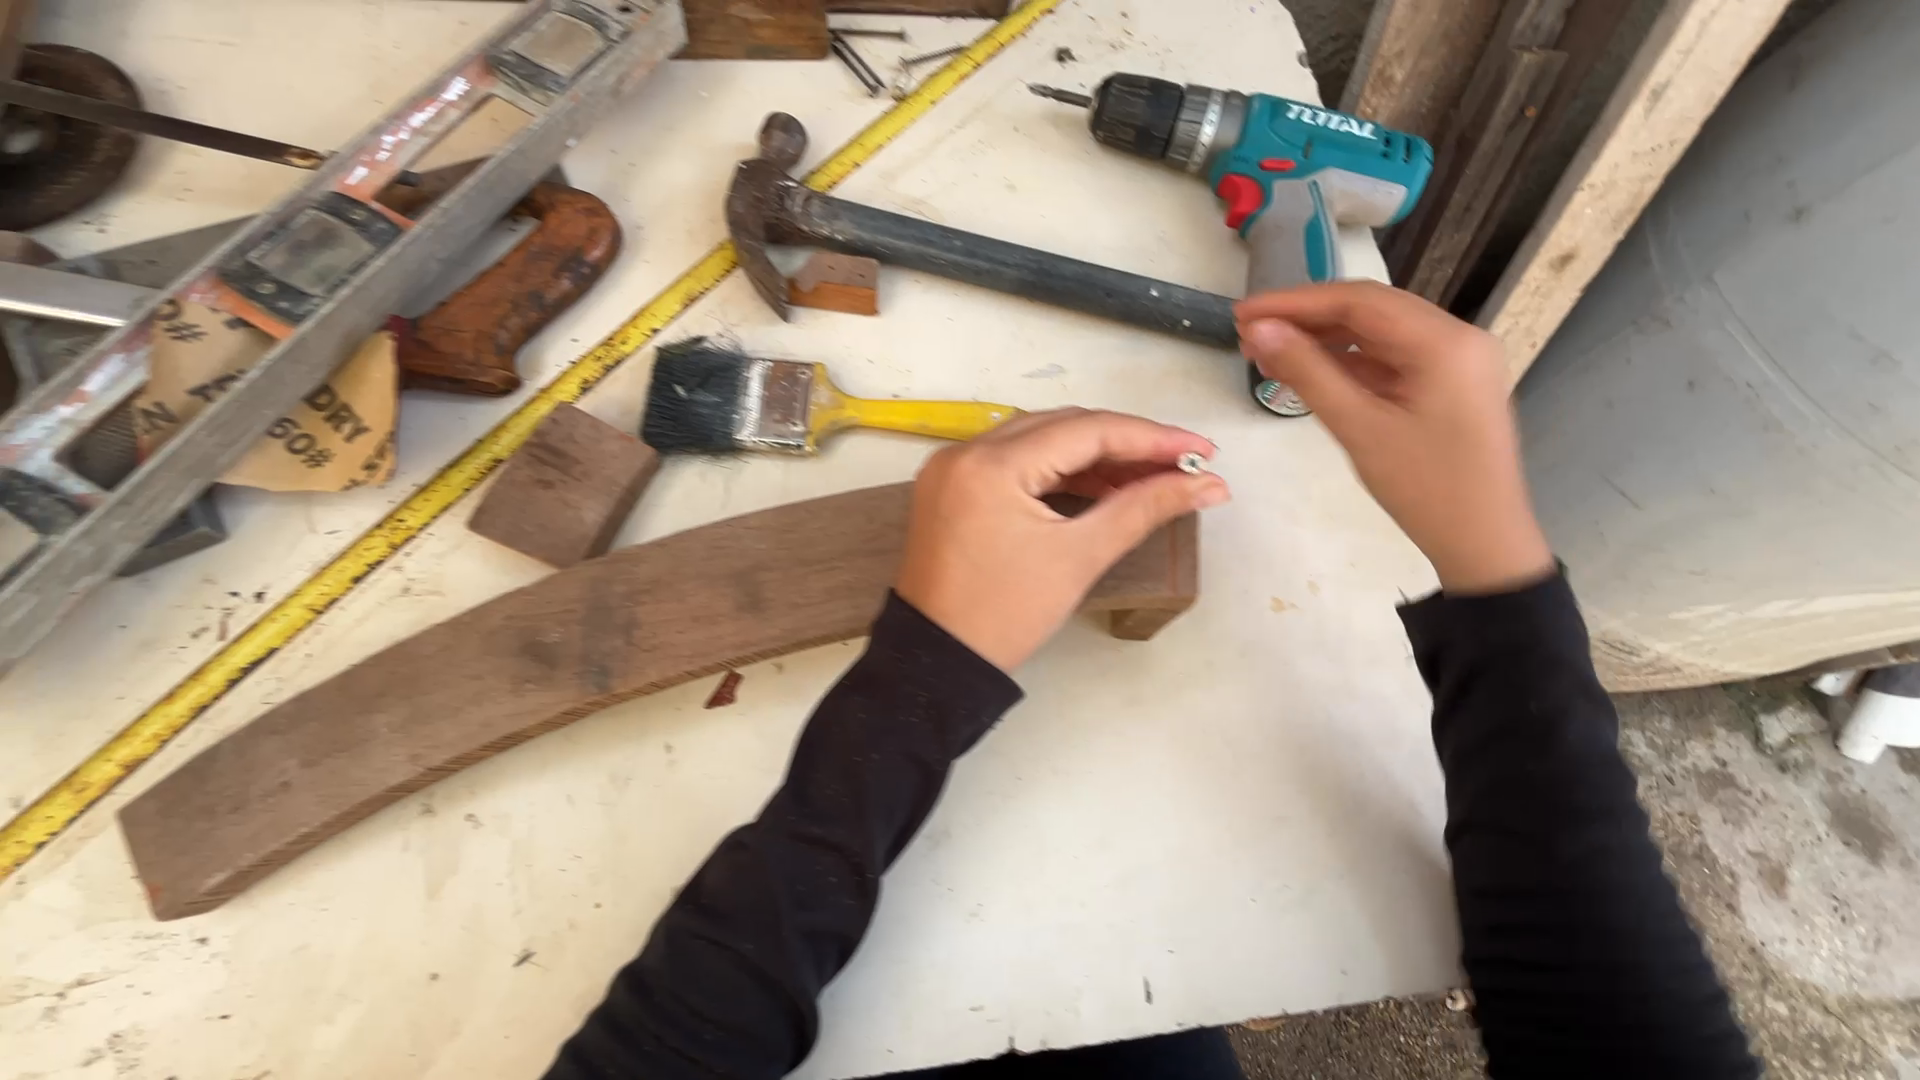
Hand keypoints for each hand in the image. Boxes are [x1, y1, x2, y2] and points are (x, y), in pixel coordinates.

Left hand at [896, 408, 1229, 671]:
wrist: (937, 659)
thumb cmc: (1004, 616)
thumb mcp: (1078, 558)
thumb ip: (1144, 508)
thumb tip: (1208, 484)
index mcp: (990, 465)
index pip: (1086, 430)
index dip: (1151, 437)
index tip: (1201, 450)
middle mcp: (965, 451)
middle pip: (1062, 426)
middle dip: (1126, 442)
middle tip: (1182, 463)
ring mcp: (953, 466)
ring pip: (1039, 440)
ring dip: (1094, 455)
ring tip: (1150, 477)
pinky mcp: (952, 485)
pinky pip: (1016, 461)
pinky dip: (1059, 470)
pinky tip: (1101, 486)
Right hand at [1235, 282, 1552, 594]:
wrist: (1482, 541)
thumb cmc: (1424, 488)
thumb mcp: (1359, 428)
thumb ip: (1308, 373)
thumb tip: (1260, 331)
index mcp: (1444, 342)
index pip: (1358, 301)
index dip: (1294, 302)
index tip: (1242, 314)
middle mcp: (1455, 337)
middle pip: (1368, 311)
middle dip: (1304, 319)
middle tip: (1247, 335)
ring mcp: (1453, 360)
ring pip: (1375, 334)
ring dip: (1321, 340)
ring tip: (1265, 354)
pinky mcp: (1445, 383)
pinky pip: (1387, 360)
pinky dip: (1344, 363)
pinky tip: (1305, 372)